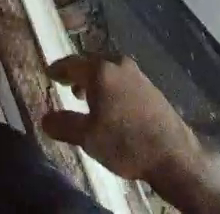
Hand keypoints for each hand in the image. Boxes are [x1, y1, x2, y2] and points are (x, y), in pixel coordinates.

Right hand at [40, 53, 198, 183]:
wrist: (174, 156)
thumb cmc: (126, 144)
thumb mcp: (88, 138)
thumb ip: (64, 125)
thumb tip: (45, 119)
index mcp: (100, 71)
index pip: (71, 64)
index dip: (59, 69)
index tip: (50, 72)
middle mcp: (118, 64)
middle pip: (91, 62)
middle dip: (78, 73)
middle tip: (67, 84)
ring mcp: (137, 74)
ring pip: (108, 69)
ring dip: (96, 79)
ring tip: (89, 97)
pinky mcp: (151, 86)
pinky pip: (122, 78)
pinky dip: (111, 85)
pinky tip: (112, 103)